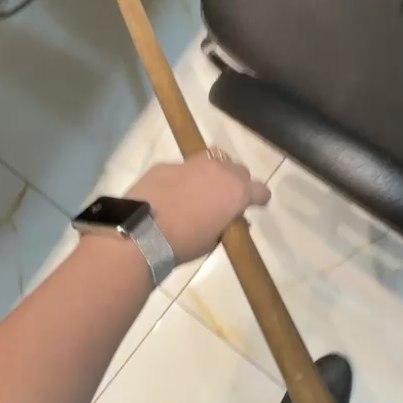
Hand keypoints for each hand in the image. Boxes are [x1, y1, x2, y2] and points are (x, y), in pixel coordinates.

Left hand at [124, 151, 270, 262]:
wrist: (142, 233)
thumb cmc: (185, 243)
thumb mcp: (214, 240)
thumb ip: (227, 225)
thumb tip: (231, 220)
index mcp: (236, 192)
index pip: (260, 189)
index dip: (259, 198)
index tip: (257, 204)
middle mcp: (218, 171)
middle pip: (238, 170)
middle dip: (237, 182)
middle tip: (227, 198)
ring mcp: (191, 164)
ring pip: (212, 159)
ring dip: (213, 172)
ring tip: (203, 189)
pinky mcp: (166, 164)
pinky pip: (183, 168)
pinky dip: (183, 178)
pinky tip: (172, 194)